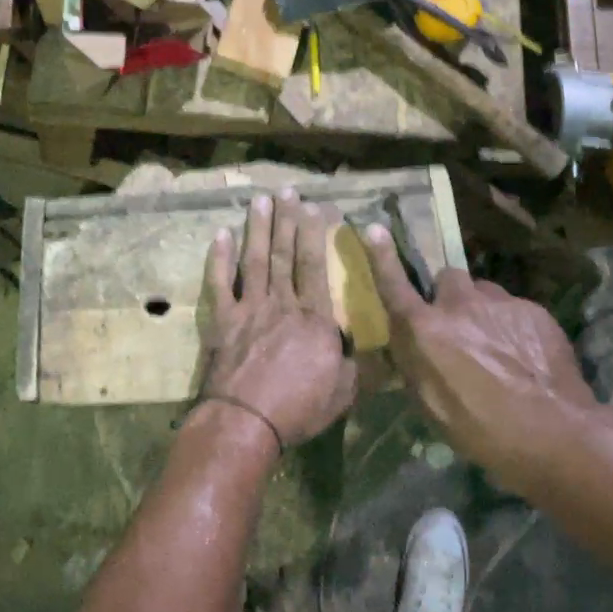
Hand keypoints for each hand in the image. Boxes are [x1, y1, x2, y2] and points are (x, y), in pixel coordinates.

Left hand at [200, 190, 356, 448]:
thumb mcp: (344, 392)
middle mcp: (281, 303)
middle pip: (284, 254)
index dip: (314, 234)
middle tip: (287, 190)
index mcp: (314, 318)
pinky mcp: (222, 319)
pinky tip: (221, 235)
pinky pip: (219, 282)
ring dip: (257, 227)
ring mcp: (249, 308)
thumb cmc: (298, 408)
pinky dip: (219, 258)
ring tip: (259, 200)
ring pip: (254, 259)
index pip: (314, 266)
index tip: (315, 207)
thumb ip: (364, 367)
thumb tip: (393, 354)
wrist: (245, 421)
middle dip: (286, 219)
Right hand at [364, 224, 606, 493]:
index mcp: (424, 330)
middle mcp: (458, 305)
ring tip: (499, 349)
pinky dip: (514, 327)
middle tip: (460, 328)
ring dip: (483, 312)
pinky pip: (514, 309)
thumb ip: (416, 364)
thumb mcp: (431, 406)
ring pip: (483, 294)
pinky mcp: (533, 310)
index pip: (394, 284)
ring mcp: (499, 303)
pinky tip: (527, 359)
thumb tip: (410, 346)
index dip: (382, 256)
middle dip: (449, 296)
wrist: (557, 436)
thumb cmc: (482, 432)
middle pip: (447, 280)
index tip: (375, 228)